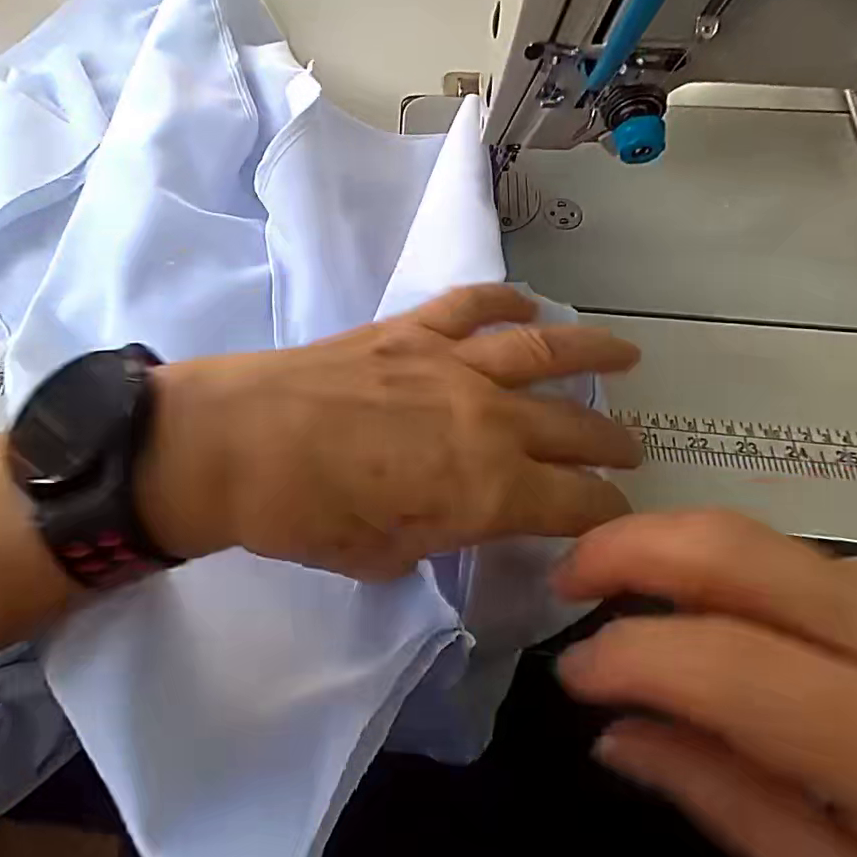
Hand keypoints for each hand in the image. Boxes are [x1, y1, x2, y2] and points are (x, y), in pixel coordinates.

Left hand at [136, 284, 642, 579]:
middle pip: (572, 428)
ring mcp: (447, 364)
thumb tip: (449, 518)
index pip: (579, 506)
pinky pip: (468, 306)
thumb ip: (431, 536)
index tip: (608, 522)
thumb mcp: (379, 556)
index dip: (604, 518)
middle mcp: (487, 419)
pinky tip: (526, 304)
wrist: (231, 444)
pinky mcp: (403, 333)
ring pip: (542, 351)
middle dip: (607, 445)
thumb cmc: (299, 516)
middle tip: (625, 453)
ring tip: (625, 355)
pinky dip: (502, 301)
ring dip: (591, 353)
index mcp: (489, 490)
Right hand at [553, 510, 856, 856]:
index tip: (571, 677)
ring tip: (627, 592)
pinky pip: (815, 560)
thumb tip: (612, 734)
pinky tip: (730, 611)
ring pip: (767, 539)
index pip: (724, 663)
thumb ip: (734, 808)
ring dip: (674, 553)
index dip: (621, 657)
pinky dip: (742, 571)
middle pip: (736, 549)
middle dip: (622, 548)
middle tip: (566, 582)